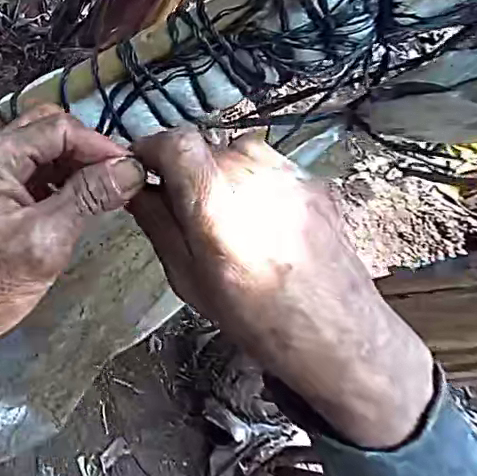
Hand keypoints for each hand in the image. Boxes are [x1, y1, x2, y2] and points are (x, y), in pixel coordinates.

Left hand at [0, 106, 145, 393]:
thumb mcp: (44, 243)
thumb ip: (88, 198)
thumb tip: (131, 169)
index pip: (58, 128)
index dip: (98, 145)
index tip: (130, 170)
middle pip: (50, 130)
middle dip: (88, 150)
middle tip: (119, 177)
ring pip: (46, 150)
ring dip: (79, 165)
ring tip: (108, 190)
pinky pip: (38, 173)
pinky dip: (65, 181)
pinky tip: (84, 202)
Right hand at [129, 129, 433, 447]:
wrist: (340, 334)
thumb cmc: (260, 319)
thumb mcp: (189, 280)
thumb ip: (158, 224)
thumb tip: (136, 189)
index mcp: (216, 204)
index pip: (174, 141)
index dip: (152, 149)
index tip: (144, 168)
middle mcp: (253, 176)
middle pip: (203, 147)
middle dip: (185, 170)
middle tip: (184, 207)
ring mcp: (287, 172)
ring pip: (234, 152)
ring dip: (219, 173)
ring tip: (228, 218)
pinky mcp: (309, 177)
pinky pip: (265, 165)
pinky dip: (251, 181)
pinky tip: (260, 221)